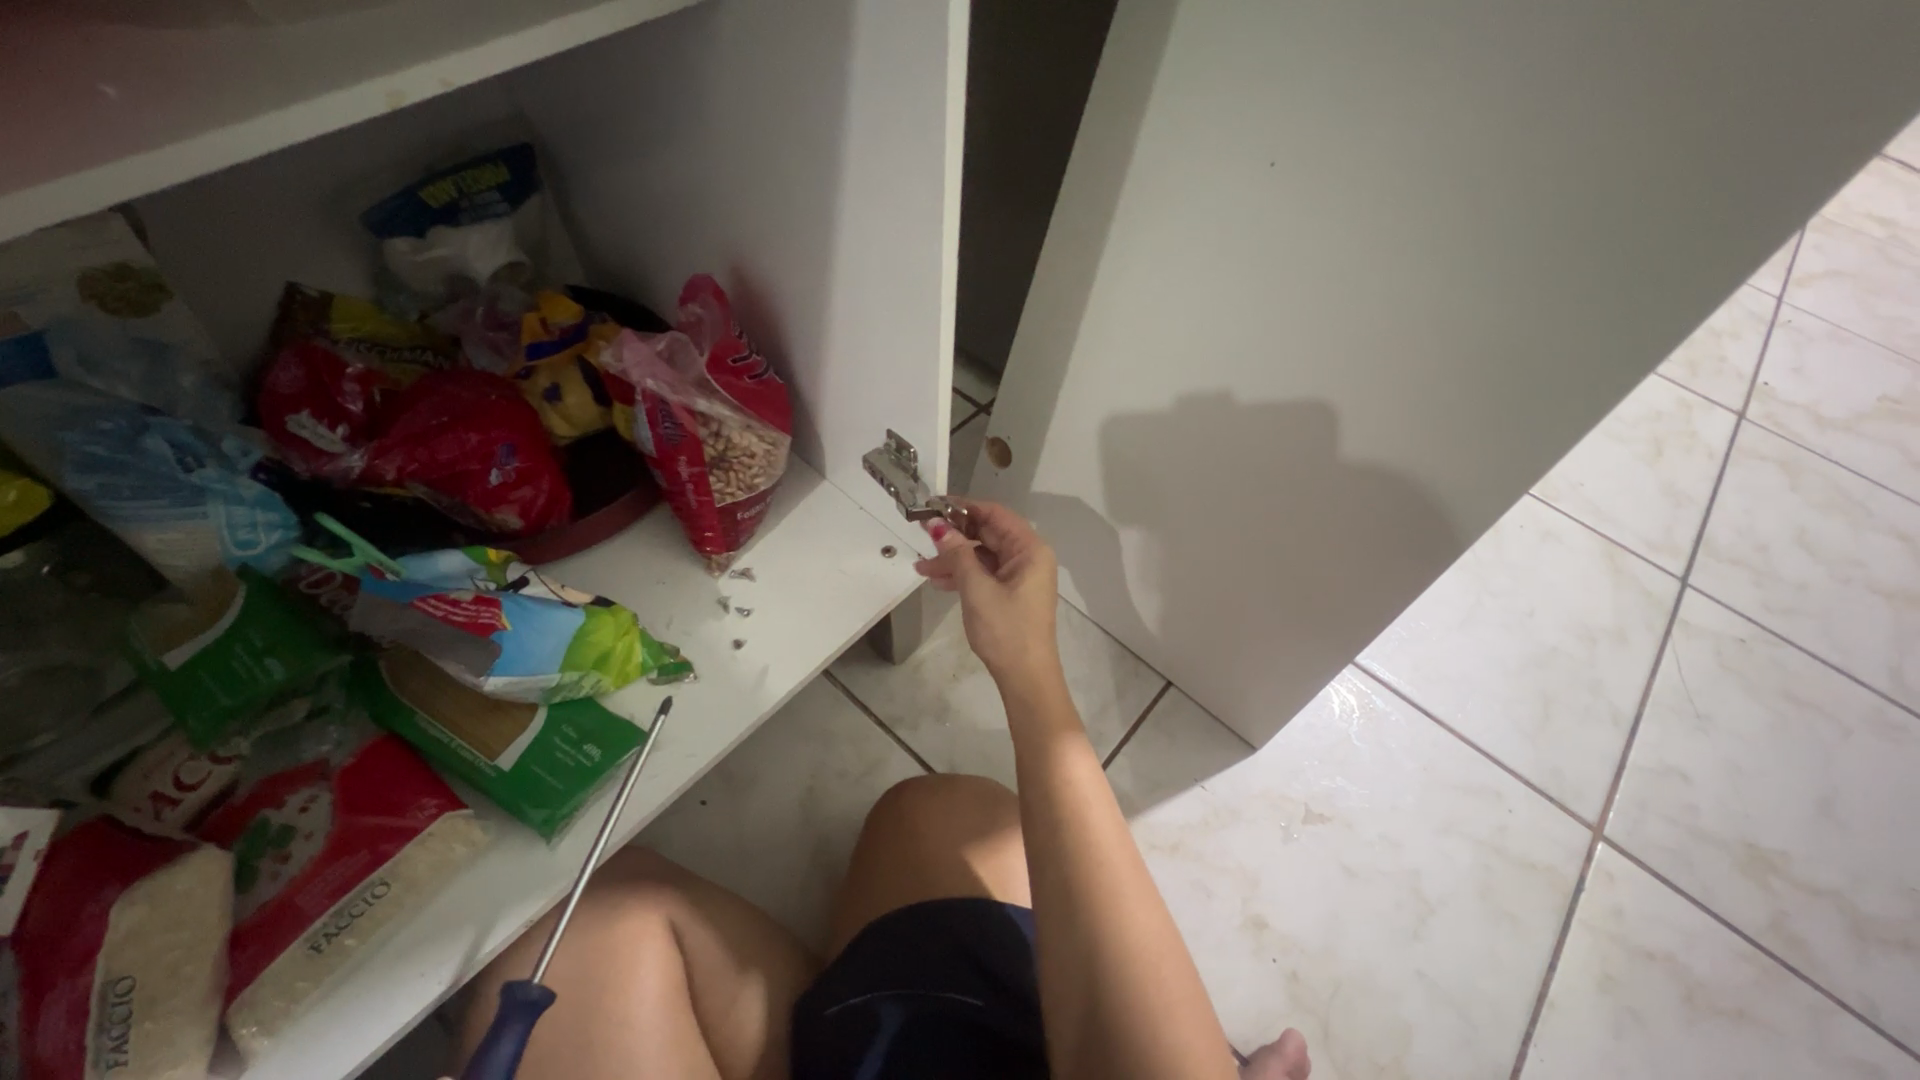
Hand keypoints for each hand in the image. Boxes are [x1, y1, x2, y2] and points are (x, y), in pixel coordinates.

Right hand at [914, 498, 1062, 691]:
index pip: (995, 514)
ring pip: (983, 556)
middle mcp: (1029, 558)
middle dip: (954, 536)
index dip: (964, 507)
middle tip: (922, 533)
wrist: (1026, 677)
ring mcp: (1021, 577)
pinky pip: (985, 574)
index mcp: (1030, 549)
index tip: (934, 505)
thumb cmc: (1006, 629)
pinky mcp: (1012, 594)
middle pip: (988, 534)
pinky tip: (938, 581)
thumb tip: (937, 525)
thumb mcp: (976, 588)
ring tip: (922, 567)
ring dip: (954, 559)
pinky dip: (963, 575)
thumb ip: (957, 553)